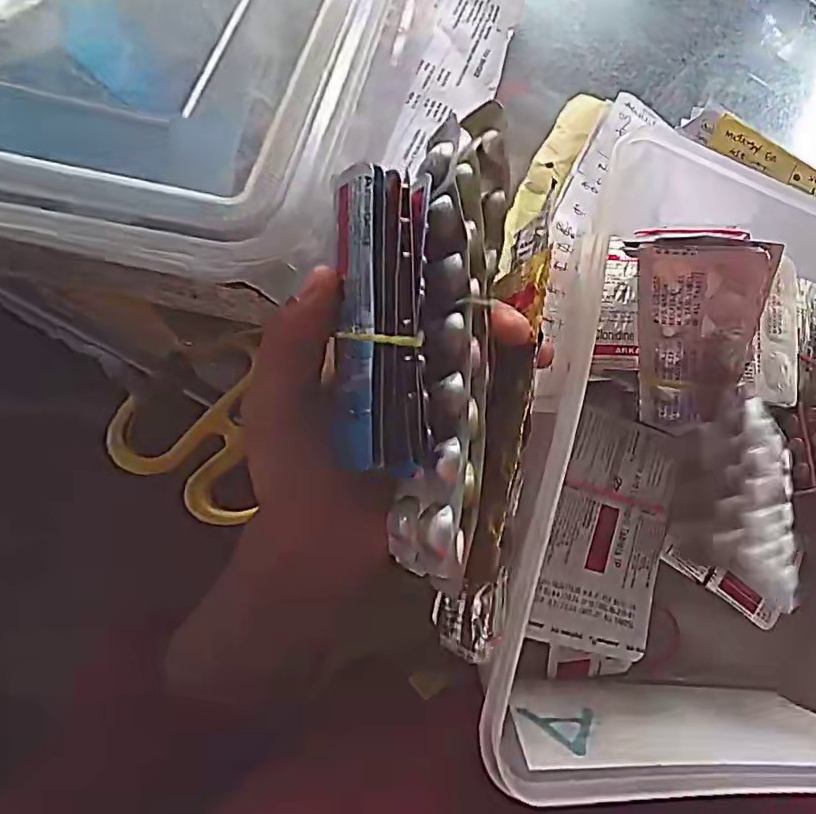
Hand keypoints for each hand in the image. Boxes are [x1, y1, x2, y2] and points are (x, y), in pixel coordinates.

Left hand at [166, 267, 543, 708]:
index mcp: (372, 347)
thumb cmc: (295, 469)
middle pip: (461, 322)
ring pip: (487, 353)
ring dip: (511, 341)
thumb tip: (329, 273)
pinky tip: (537, 368)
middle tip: (511, 324)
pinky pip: (498, 394)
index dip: (439, 277)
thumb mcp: (278, 400)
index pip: (410, 298)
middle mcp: (414, 363)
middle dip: (490, 314)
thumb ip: (293, 342)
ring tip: (527, 345)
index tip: (462, 270)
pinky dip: (522, 376)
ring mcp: (444, 396)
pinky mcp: (466, 428)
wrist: (323, 546)